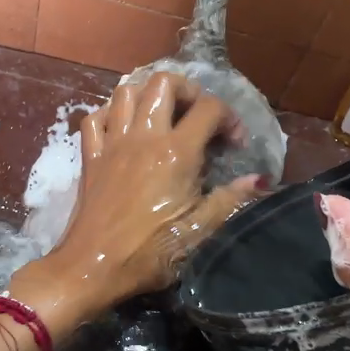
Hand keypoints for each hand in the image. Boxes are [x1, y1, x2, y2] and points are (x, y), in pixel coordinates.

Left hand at [12, 73, 264, 330]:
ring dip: (147, 94)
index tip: (235, 145)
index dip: (230, 118)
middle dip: (188, 90)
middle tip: (198, 116)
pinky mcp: (89, 157)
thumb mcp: (199, 231)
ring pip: (126, 91)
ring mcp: (112, 144)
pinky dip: (110, 113)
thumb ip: (230, 200)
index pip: (209, 108)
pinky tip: (122, 127)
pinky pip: (94, 117)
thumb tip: (259, 179)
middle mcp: (143, 137)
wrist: (92, 268)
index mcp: (176, 153)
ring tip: (163, 115)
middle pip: (164, 82)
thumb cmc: (148, 254)